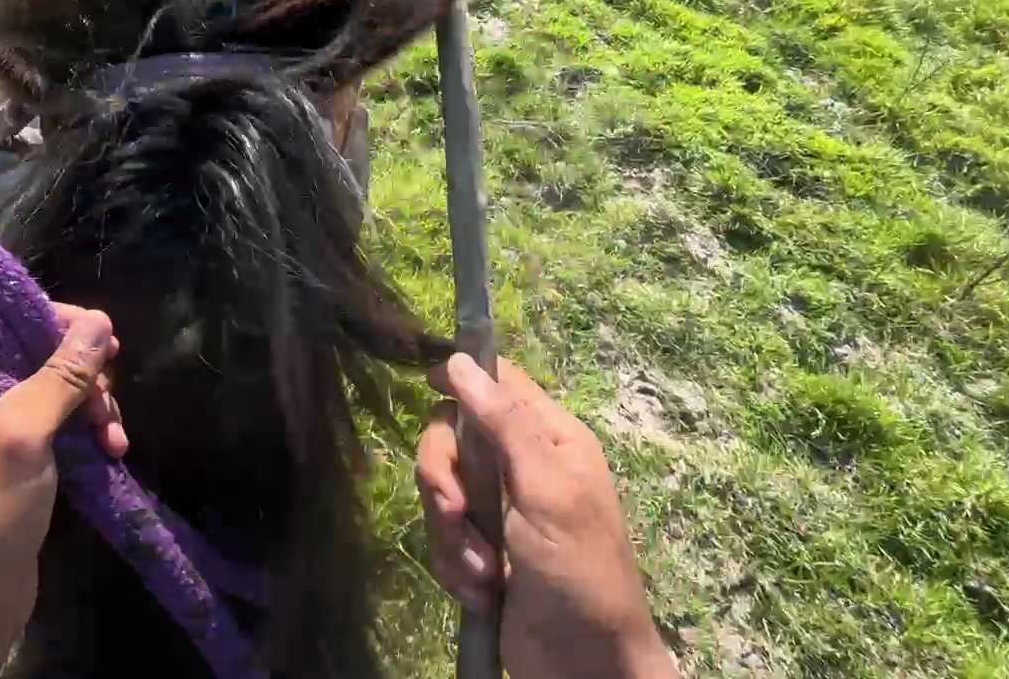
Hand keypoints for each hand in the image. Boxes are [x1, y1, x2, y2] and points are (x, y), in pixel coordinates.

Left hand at [0, 305, 123, 678]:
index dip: (57, 322)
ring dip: (94, 405)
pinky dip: (91, 430)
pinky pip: (63, 422)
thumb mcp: (21, 433)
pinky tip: (113, 449)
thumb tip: (100, 320)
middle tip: (105, 403)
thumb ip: (59, 374)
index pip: (7, 319)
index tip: (102, 339)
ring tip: (114, 437)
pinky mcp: (21, 455)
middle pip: (42, 353)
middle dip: (85, 374)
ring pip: (60, 388)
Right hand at [417, 354, 676, 678]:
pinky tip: (482, 589)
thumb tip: (459, 360)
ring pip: (440, 487)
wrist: (582, 668)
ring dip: (453, 534)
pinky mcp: (478, 544)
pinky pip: (442, 532)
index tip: (426, 386)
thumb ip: (503, 423)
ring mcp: (497, 505)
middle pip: (451, 435)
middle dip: (445, 479)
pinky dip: (455, 563)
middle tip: (458, 513)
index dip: (460, 379)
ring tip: (483, 570)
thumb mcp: (546, 490)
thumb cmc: (579, 570)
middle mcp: (519, 463)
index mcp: (548, 438)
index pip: (496, 382)